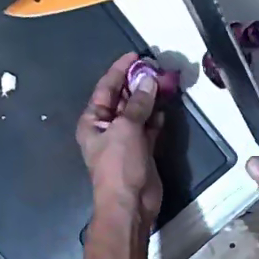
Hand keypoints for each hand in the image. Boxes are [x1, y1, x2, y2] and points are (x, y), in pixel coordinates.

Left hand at [78, 53, 164, 228]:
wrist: (129, 203)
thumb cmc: (120, 165)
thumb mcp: (126, 128)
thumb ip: (138, 103)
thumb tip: (149, 80)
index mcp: (93, 121)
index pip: (106, 88)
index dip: (120, 69)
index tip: (136, 54)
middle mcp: (107, 127)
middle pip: (122, 98)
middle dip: (138, 83)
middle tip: (156, 67)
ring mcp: (125, 140)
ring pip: (138, 112)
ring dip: (150, 99)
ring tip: (165, 82)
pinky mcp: (142, 150)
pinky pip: (148, 128)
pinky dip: (156, 118)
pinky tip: (165, 107)